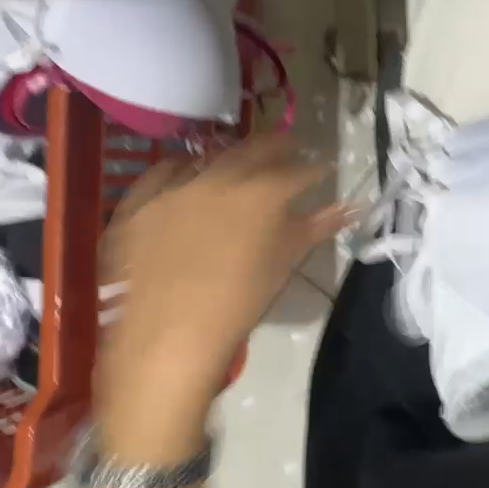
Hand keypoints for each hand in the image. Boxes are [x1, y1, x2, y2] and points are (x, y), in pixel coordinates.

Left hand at [98, 135, 352, 441]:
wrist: (168, 338)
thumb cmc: (238, 304)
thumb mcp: (283, 262)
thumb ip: (316, 227)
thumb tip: (351, 207)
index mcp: (261, 195)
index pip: (297, 171)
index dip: (314, 170)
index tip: (324, 170)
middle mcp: (217, 180)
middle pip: (253, 151)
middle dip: (276, 149)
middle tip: (290, 150)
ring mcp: (172, 189)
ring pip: (209, 158)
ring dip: (232, 158)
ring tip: (243, 166)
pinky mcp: (138, 204)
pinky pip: (162, 172)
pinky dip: (182, 169)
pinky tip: (189, 177)